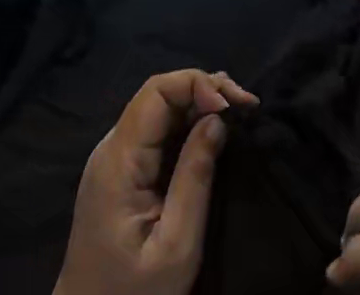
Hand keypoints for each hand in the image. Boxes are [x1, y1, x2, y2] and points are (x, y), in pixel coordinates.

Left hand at [54, 70, 257, 294]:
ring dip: (202, 100)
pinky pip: (158, 126)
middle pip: (159, 93)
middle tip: (247, 106)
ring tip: (239, 112)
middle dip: (206, 88)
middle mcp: (111, 150)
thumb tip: (218, 118)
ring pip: (160, 105)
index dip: (197, 85)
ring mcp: (114, 159)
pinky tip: (216, 125)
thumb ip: (195, 176)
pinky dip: (192, 117)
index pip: (156, 92)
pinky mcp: (123, 170)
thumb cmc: (134, 294)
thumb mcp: (176, 243)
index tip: (232, 107)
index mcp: (117, 164)